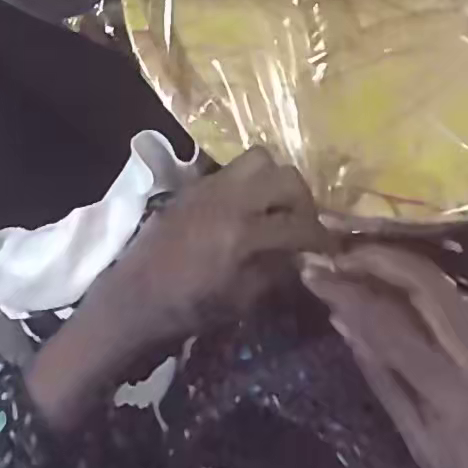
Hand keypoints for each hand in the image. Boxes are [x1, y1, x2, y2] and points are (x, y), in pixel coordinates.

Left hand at [27, 147, 330, 432]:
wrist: (136, 294)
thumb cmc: (189, 307)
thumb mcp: (243, 299)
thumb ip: (279, 271)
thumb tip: (305, 254)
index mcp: (243, 232)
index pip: (300, 224)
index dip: (323, 238)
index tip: (331, 249)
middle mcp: (228, 199)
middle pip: (284, 175)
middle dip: (302, 200)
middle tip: (301, 224)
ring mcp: (208, 186)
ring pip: (257, 159)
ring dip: (273, 182)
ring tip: (274, 210)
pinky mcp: (193, 185)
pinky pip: (231, 169)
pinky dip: (247, 183)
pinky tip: (246, 209)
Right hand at [303, 244, 467, 467]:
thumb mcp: (418, 443)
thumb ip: (380, 376)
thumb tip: (339, 318)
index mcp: (455, 392)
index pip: (388, 323)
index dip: (345, 290)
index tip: (310, 271)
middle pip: (426, 284)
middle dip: (375, 258)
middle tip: (335, 253)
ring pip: (444, 283)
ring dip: (395, 264)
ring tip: (357, 259)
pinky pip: (459, 300)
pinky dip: (419, 284)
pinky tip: (393, 283)